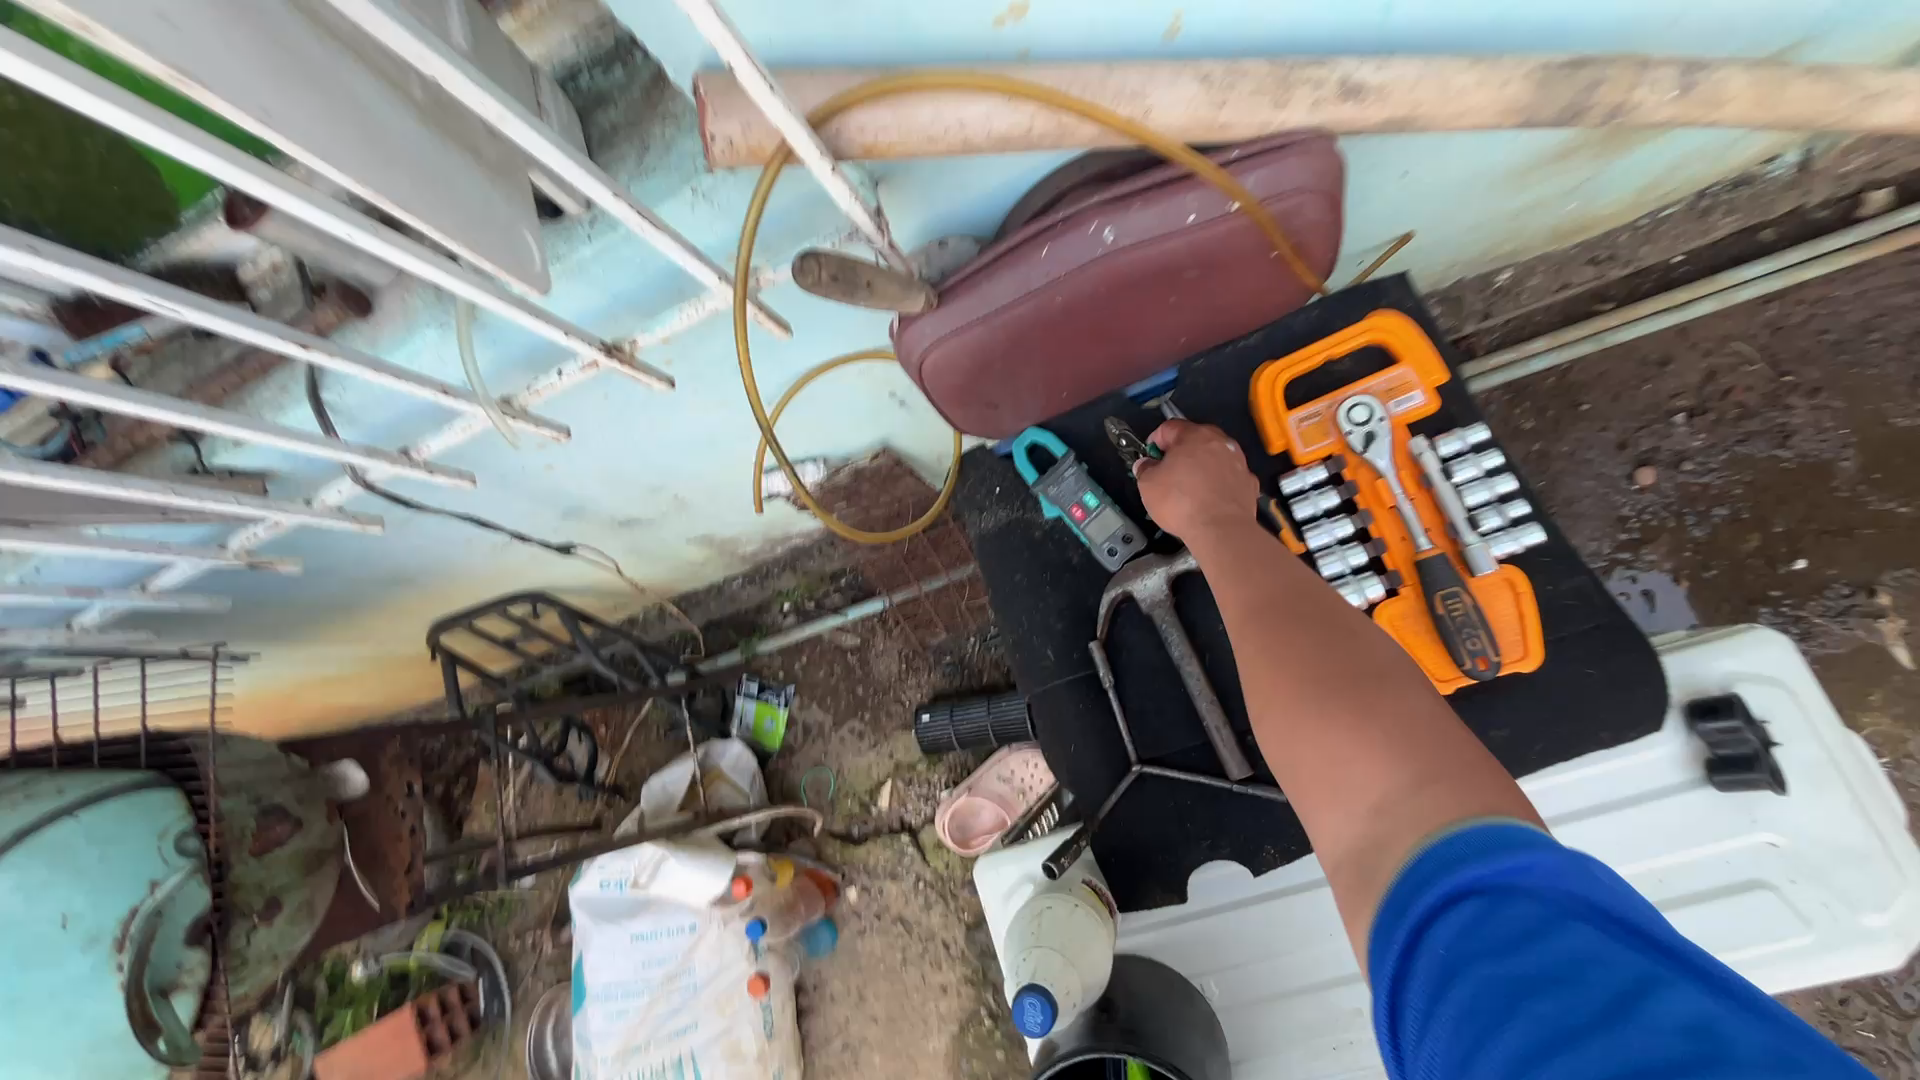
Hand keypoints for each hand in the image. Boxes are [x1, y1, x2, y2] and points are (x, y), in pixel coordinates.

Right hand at [1133, 420, 1258, 539]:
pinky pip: (1229, 476)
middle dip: (1181, 452)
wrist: (1220, 529)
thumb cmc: (1183, 503)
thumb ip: (1145, 469)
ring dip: (1202, 466)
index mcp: (1193, 435)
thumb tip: (1146, 465)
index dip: (1155, 440)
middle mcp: (1219, 442)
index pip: (1169, 427)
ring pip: (1215, 456)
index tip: (1150, 455)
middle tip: (1168, 471)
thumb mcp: (1147, 485)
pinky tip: (1208, 498)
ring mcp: (1237, 461)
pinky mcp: (1248, 481)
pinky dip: (1219, 483)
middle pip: (1195, 438)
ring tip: (1188, 488)